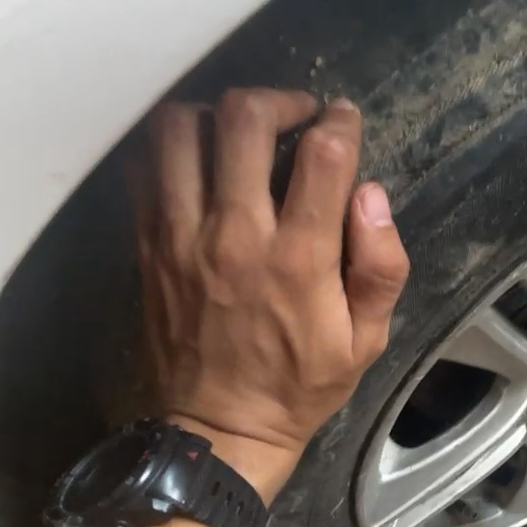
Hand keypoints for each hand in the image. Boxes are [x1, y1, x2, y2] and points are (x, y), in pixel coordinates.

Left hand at [138, 89, 409, 499]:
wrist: (220, 426)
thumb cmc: (302, 385)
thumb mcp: (367, 341)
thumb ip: (381, 267)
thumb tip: (372, 194)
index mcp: (300, 259)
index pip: (323, 157)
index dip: (340, 123)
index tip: (346, 120)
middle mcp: (236, 232)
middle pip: (245, 120)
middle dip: (281, 101)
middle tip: (300, 115)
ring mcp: (181, 233)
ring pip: (182, 127)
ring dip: (219, 111)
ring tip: (244, 129)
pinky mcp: (148, 241)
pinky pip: (145, 162)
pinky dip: (173, 141)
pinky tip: (201, 156)